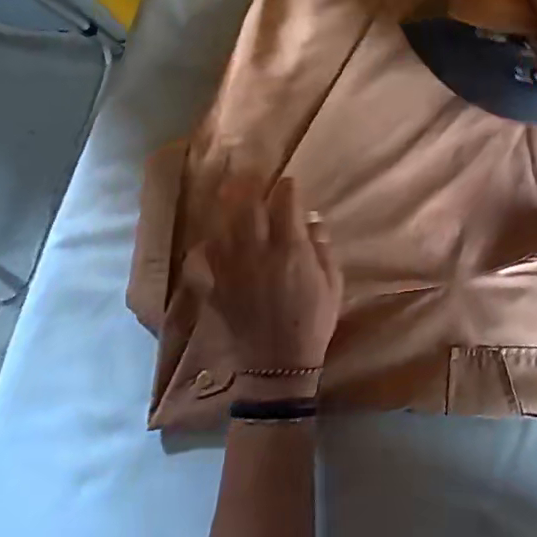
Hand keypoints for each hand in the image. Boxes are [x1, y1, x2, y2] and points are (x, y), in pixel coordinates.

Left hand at [204, 171, 342, 386]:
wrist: (279, 365)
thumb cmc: (314, 323)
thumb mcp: (332, 285)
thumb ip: (322, 249)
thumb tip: (312, 220)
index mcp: (290, 251)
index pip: (285, 206)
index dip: (287, 189)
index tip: (289, 182)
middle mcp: (258, 254)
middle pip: (247, 208)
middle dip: (248, 185)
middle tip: (248, 171)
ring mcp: (232, 270)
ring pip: (222, 227)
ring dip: (224, 205)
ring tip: (225, 189)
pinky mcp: (215, 287)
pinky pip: (204, 258)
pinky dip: (206, 244)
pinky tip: (209, 237)